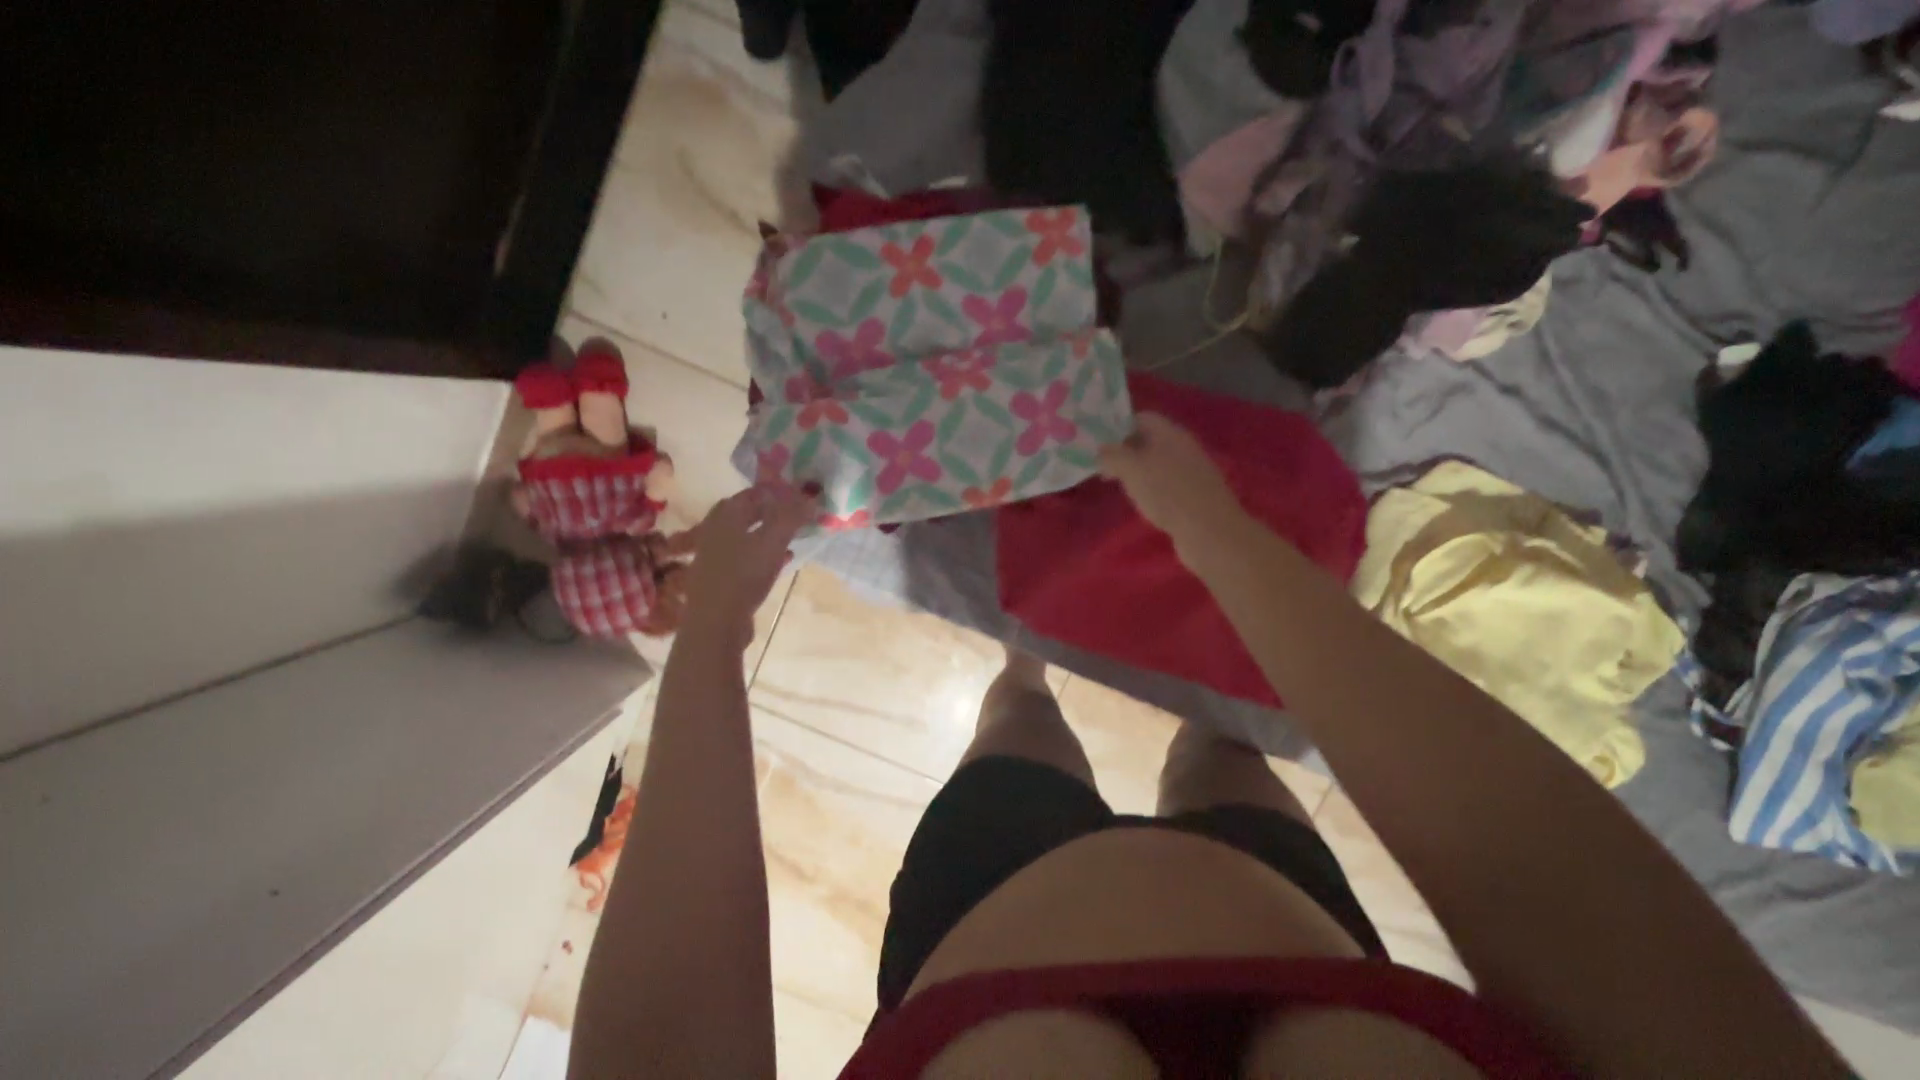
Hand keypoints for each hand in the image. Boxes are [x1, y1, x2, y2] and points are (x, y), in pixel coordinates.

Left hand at [679, 485, 813, 650]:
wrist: (715, 622)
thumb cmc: (743, 574)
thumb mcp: (773, 540)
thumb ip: (792, 515)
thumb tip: (811, 494)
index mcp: (725, 515)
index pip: (754, 492)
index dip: (778, 490)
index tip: (801, 493)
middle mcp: (716, 530)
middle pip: (750, 513)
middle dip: (775, 511)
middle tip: (800, 512)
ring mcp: (717, 555)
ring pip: (749, 535)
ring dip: (772, 533)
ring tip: (796, 534)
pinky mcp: (722, 577)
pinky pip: (748, 557)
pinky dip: (767, 553)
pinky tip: (785, 559)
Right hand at [1098, 413, 1245, 555]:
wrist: (1210, 530)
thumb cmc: (1167, 493)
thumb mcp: (1131, 469)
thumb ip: (1112, 455)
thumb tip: (1101, 450)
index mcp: (1170, 433)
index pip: (1142, 418)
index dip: (1118, 427)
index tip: (1099, 445)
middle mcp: (1183, 447)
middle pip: (1149, 441)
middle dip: (1126, 452)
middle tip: (1105, 469)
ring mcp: (1192, 471)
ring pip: (1158, 464)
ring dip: (1138, 473)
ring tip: (1122, 488)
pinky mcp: (1195, 494)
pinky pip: (1168, 484)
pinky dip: (1153, 490)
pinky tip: (1145, 505)